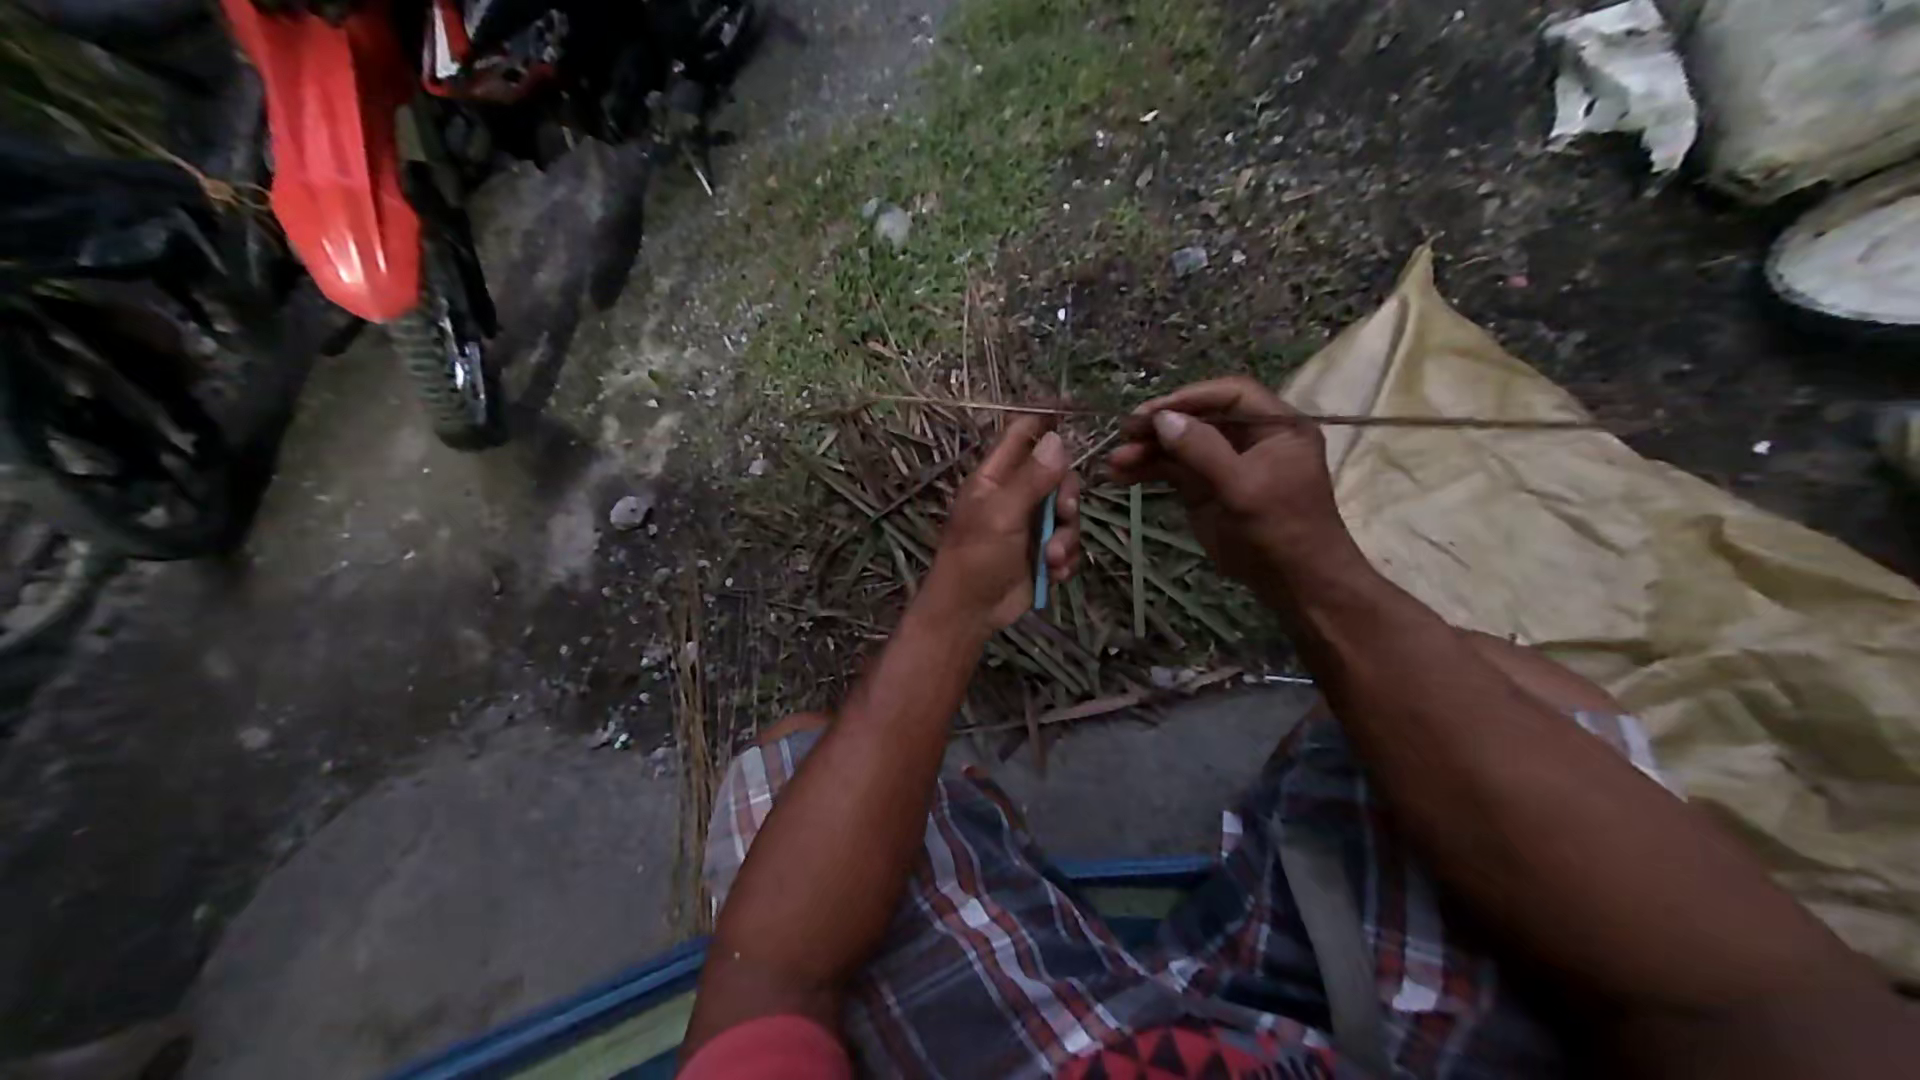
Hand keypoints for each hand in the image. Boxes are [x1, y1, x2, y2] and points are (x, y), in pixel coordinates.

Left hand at [925, 416, 1081, 632]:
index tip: (1072, 408)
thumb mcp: (1002, 514)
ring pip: (1067, 514)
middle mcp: (1015, 496)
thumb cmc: (975, 558)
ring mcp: (1030, 525)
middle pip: (1058, 477)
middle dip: (1066, 498)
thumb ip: (1031, 479)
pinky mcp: (1042, 553)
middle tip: (1062, 515)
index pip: (1021, 435)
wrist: (970, 612)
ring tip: (1051, 559)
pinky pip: (1068, 544)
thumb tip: (1057, 439)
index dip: (1044, 421)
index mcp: (995, 478)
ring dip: (1066, 538)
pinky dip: (1065, 559)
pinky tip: (1054, 573)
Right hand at [1106, 377, 1359, 589]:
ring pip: (1180, 446)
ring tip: (1114, 461)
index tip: (1153, 411)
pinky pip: (1172, 471)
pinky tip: (1120, 475)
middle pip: (1199, 418)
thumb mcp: (1244, 486)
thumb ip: (1203, 450)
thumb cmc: (1281, 528)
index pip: (1230, 395)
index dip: (1191, 398)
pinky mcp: (1204, 489)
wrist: (1293, 582)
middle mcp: (1248, 438)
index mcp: (1275, 426)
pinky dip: (1147, 471)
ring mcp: (1223, 464)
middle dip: (1161, 426)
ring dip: (1146, 450)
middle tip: (1125, 432)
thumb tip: (1163, 419)